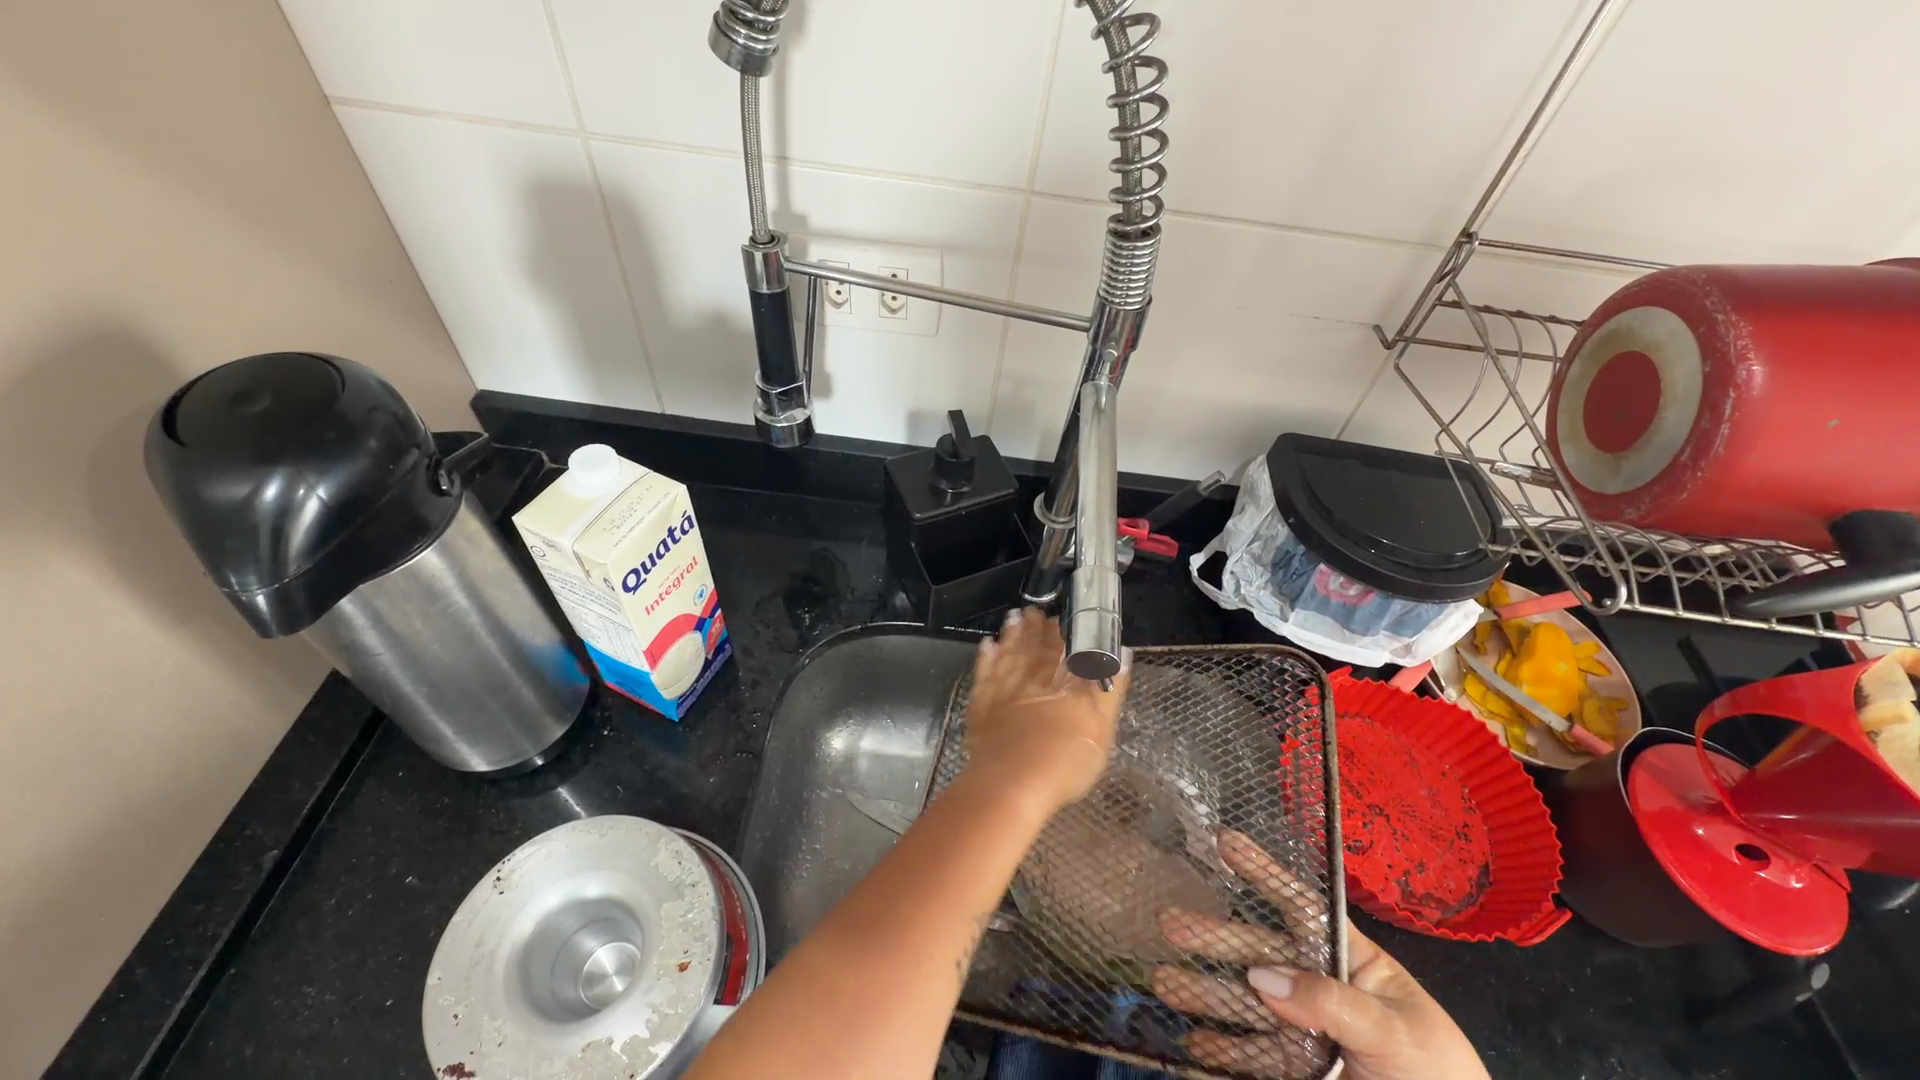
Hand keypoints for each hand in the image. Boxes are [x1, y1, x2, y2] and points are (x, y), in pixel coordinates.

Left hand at [962, 608, 1127, 813]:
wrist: (1012, 784)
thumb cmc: (1064, 761)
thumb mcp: (1101, 729)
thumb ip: (1111, 689)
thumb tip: (1121, 652)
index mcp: (1063, 683)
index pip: (1064, 649)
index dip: (1063, 632)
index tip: (1061, 617)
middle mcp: (1032, 679)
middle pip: (1034, 648)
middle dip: (1035, 628)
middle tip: (1035, 611)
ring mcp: (1003, 692)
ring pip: (1008, 655)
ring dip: (1011, 635)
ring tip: (1014, 618)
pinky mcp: (981, 706)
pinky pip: (983, 673)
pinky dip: (986, 657)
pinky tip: (987, 645)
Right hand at [1152, 831, 1488, 1079]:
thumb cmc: (1439, 1076)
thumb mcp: (1396, 1032)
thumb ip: (1332, 1002)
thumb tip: (1261, 975)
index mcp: (1353, 964)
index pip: (1302, 909)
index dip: (1263, 873)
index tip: (1224, 840)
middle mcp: (1320, 992)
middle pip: (1260, 955)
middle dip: (1215, 938)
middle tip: (1169, 923)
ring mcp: (1304, 1036)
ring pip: (1245, 1005)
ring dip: (1205, 994)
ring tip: (1165, 984)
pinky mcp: (1292, 1075)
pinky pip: (1248, 1059)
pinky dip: (1217, 1053)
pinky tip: (1189, 1046)